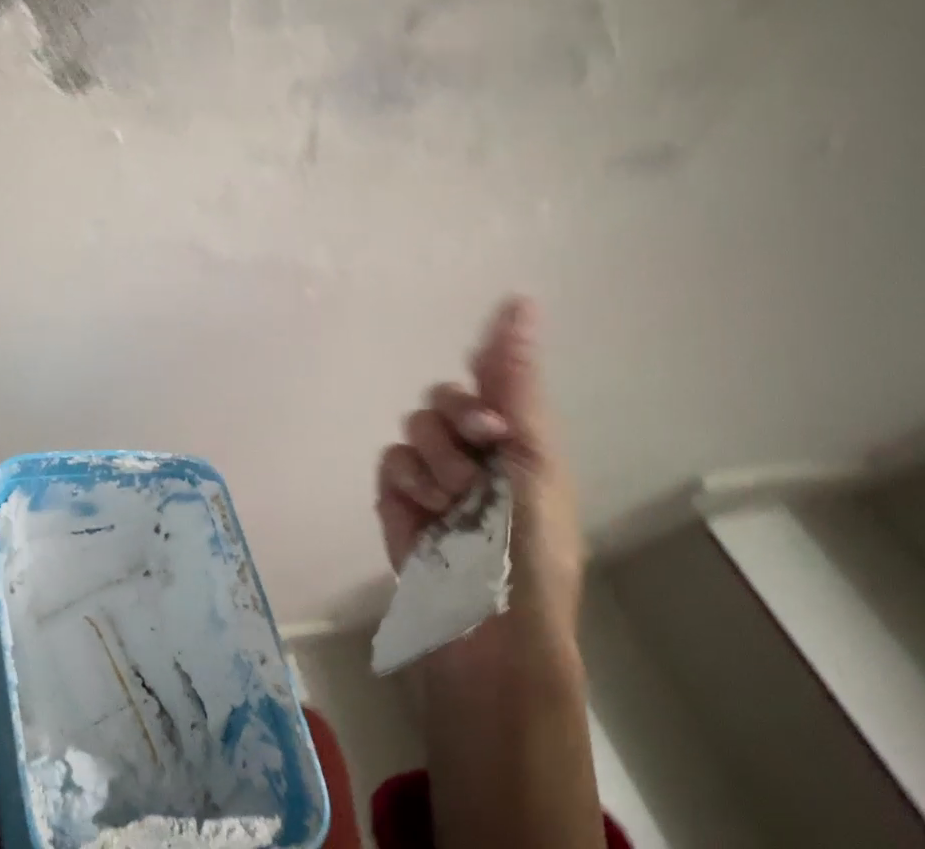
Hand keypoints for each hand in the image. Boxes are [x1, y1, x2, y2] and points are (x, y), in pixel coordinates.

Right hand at [374, 296, 584, 639]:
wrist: (485, 622)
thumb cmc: (528, 544)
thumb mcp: (534, 455)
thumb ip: (513, 381)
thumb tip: (520, 302)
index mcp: (520, 439)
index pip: (494, 376)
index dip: (489, 368)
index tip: (492, 387)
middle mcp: (475, 450)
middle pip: (444, 397)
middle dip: (460, 423)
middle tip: (484, 454)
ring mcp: (433, 475)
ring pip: (414, 427)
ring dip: (438, 460)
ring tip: (456, 502)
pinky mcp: (396, 499)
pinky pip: (390, 460)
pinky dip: (408, 484)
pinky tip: (426, 514)